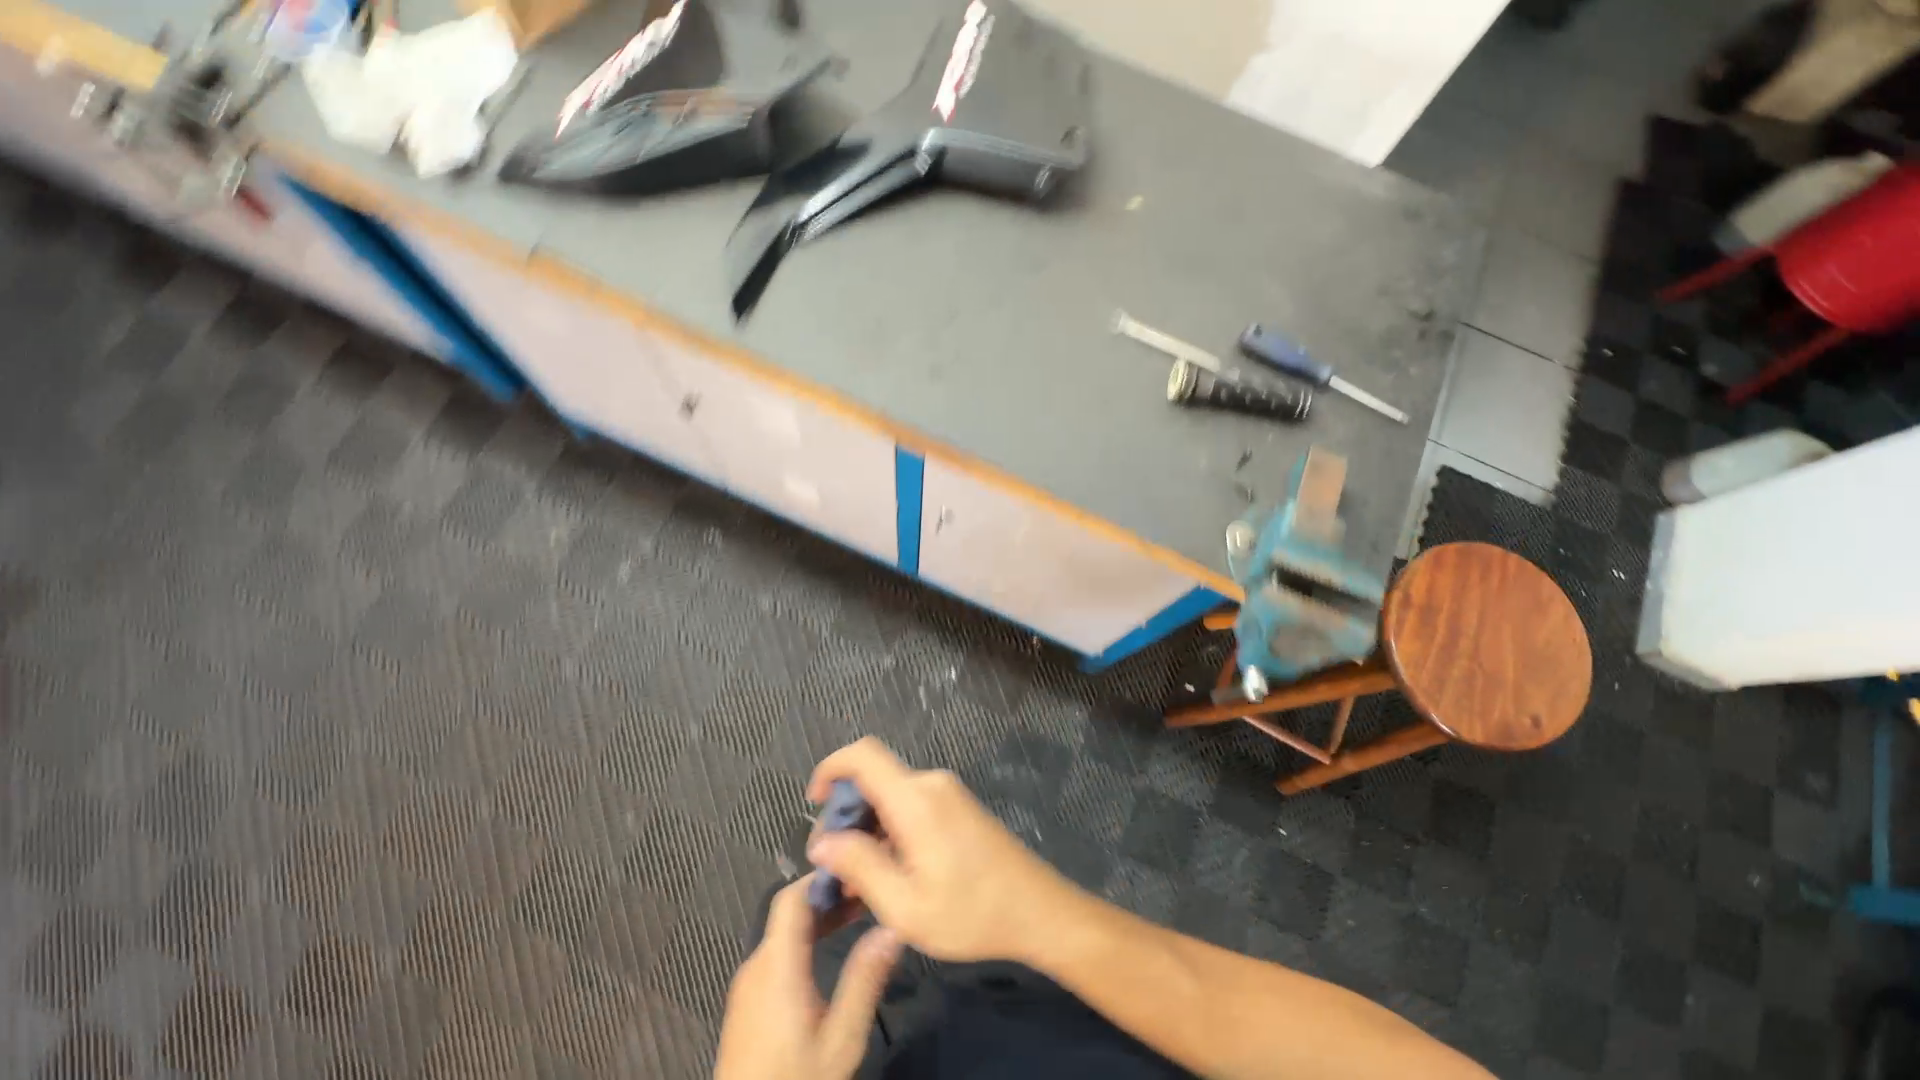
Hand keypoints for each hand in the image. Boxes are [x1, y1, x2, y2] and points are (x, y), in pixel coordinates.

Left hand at [713, 876, 900, 1079]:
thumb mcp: (842, 1038)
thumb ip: (864, 981)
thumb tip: (893, 928)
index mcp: (777, 965)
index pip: (791, 897)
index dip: (822, 876)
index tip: (858, 870)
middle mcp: (756, 965)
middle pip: (788, 913)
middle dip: (828, 898)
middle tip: (868, 894)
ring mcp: (746, 985)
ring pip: (782, 935)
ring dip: (816, 921)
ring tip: (856, 919)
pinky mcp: (745, 1003)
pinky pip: (775, 956)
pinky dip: (802, 943)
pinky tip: (828, 954)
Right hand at [806, 738, 1084, 964]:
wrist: (1041, 913)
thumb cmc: (972, 914)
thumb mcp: (905, 906)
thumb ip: (860, 867)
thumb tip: (822, 841)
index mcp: (916, 800)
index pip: (863, 755)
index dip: (830, 768)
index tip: (814, 805)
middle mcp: (932, 785)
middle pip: (873, 780)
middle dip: (845, 817)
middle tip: (834, 869)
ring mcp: (950, 795)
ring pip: (891, 798)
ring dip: (868, 831)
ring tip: (858, 884)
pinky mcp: (960, 810)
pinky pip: (912, 809)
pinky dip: (891, 833)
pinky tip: (890, 877)